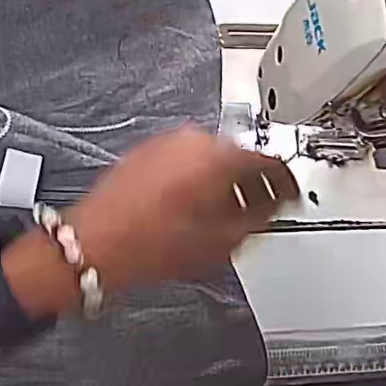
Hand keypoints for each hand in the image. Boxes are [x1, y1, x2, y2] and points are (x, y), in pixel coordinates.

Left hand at [70, 125, 298, 290]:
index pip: (270, 162)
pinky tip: (195, 205)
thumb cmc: (146, 245)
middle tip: (260, 207)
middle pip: (239, 156)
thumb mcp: (220, 242)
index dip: (286, 183)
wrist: (96, 244)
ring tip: (225, 212)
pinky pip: (186, 159)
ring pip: (211, 157)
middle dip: (252, 182)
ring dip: (224, 180)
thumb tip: (273, 205)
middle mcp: (192, 140)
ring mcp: (165, 143)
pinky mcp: (147, 151)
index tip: (290, 193)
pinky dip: (198, 177)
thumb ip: (258, 217)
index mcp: (217, 157)